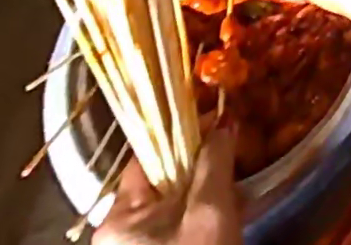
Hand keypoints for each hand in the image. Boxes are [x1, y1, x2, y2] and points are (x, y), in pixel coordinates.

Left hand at [95, 129, 240, 244]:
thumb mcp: (209, 212)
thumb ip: (215, 160)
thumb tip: (225, 117)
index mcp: (117, 216)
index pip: (149, 150)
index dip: (185, 129)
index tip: (220, 119)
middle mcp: (117, 233)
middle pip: (161, 176)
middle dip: (199, 161)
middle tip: (233, 150)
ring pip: (172, 203)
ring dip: (204, 188)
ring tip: (234, 182)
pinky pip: (176, 229)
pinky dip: (200, 216)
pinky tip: (226, 216)